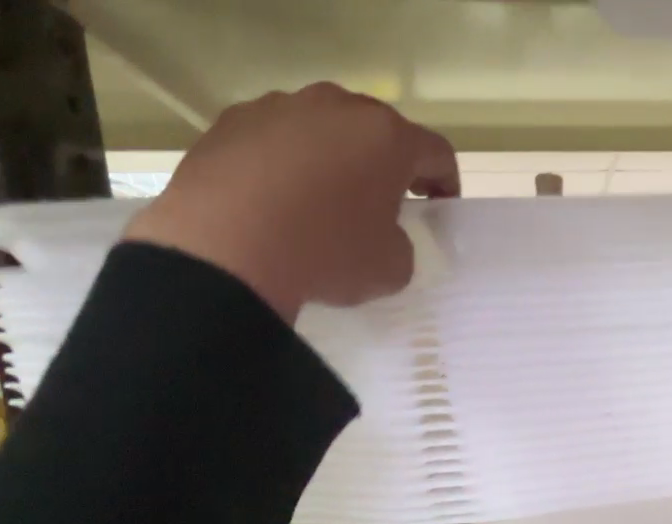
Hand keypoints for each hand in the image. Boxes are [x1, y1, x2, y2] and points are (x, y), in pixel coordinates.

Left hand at [123, 83, 457, 322]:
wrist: (226, 248)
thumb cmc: (328, 253)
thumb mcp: (391, 269)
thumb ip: (401, 245)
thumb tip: (384, 236)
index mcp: (387, 137)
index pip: (436, 152)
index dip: (445, 182)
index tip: (439, 209)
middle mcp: (336, 107)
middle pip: (376, 131)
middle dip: (385, 166)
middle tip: (383, 206)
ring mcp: (279, 107)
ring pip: (322, 131)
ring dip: (333, 161)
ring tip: (323, 206)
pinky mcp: (231, 121)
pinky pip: (274, 141)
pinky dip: (284, 166)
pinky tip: (276, 205)